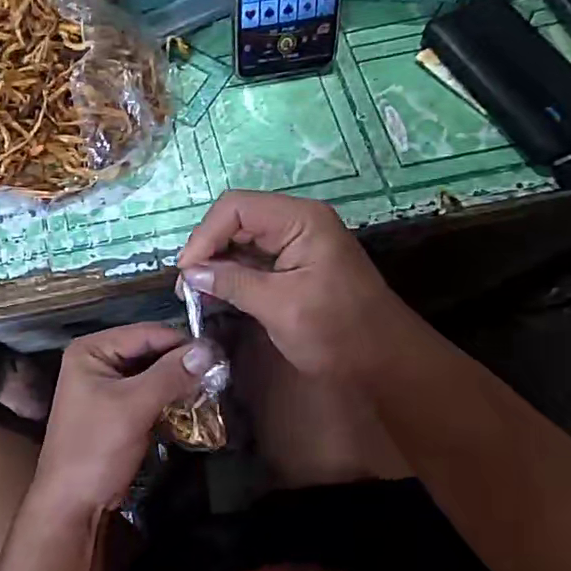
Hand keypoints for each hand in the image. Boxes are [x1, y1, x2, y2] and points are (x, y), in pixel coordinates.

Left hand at [33, 323, 223, 515]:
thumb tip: (209, 349)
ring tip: (212, 389)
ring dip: (180, 382)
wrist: (73, 504)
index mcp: (92, 350)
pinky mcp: (119, 409)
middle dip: (182, 364)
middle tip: (220, 374)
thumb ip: (170, 375)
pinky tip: (195, 405)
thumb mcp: (134, 406)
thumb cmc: (96, 448)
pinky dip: (172, 398)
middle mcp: (98, 361)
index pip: (146, 334)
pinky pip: (152, 394)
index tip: (219, 354)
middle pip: (151, 352)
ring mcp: (108, 386)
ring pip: (155, 373)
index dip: (182, 343)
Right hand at [177, 190, 420, 378]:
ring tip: (194, 296)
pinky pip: (253, 262)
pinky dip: (231, 277)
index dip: (205, 235)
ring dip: (216, 266)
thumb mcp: (280, 306)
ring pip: (241, 242)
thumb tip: (190, 273)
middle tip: (187, 288)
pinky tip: (213, 298)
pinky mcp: (293, 267)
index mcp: (300, 220)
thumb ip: (233, 283)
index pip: (236, 208)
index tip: (187, 272)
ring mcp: (295, 245)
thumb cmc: (337, 331)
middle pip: (236, 221)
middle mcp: (296, 223)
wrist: (383, 363)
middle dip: (208, 251)